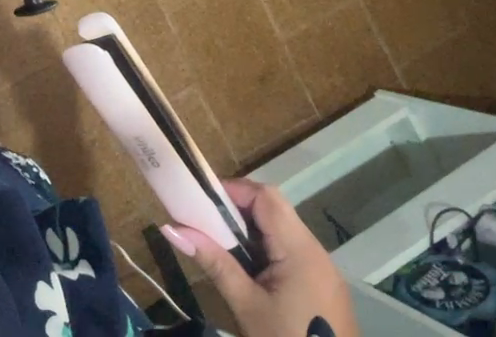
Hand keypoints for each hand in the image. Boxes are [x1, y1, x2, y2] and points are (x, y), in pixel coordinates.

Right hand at [162, 181, 357, 336]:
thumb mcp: (246, 305)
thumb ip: (213, 262)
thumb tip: (170, 228)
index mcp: (300, 251)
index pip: (265, 197)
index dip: (232, 190)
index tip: (200, 203)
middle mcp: (316, 252)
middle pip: (274, 209)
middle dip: (236, 209)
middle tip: (204, 224)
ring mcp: (323, 270)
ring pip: (282, 229)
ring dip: (249, 229)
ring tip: (220, 247)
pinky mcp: (324, 286)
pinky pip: (291, 250)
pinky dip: (265, 248)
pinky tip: (248, 271)